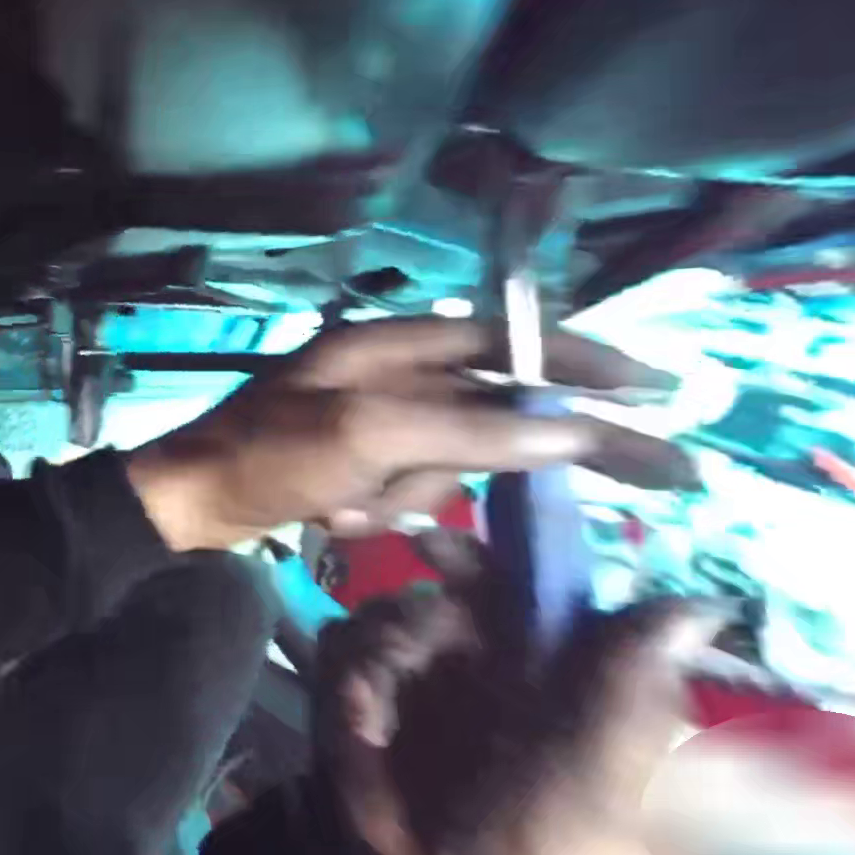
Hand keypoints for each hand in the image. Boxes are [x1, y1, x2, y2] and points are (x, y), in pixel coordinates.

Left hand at [124, 316, 693, 551]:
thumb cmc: (266, 454)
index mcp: (378, 347)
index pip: (499, 339)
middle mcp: (377, 375)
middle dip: (528, 450)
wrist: (192, 500)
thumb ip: (464, 430)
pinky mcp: (351, 463)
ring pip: (446, 462)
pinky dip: (378, 510)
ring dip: (408, 496)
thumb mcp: (363, 435)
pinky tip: (332, 515)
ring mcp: (365, 422)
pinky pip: (404, 490)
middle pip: (490, 406)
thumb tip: (572, 432)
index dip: (579, 361)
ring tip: (349, 504)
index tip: (658, 388)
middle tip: (661, 475)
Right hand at [314, 579, 724, 854]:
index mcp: (540, 676)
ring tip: (386, 697)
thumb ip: (631, 683)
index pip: (512, 592)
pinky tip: (361, 709)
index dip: (482, 558)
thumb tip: (695, 601)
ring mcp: (410, 672)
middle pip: (438, 588)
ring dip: (383, 641)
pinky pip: (341, 638)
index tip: (437, 544)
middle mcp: (475, 664)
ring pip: (383, 608)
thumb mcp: (603, 769)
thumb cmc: (536, 838)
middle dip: (423, 598)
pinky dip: (348, 667)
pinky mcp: (352, 683)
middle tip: (410, 612)